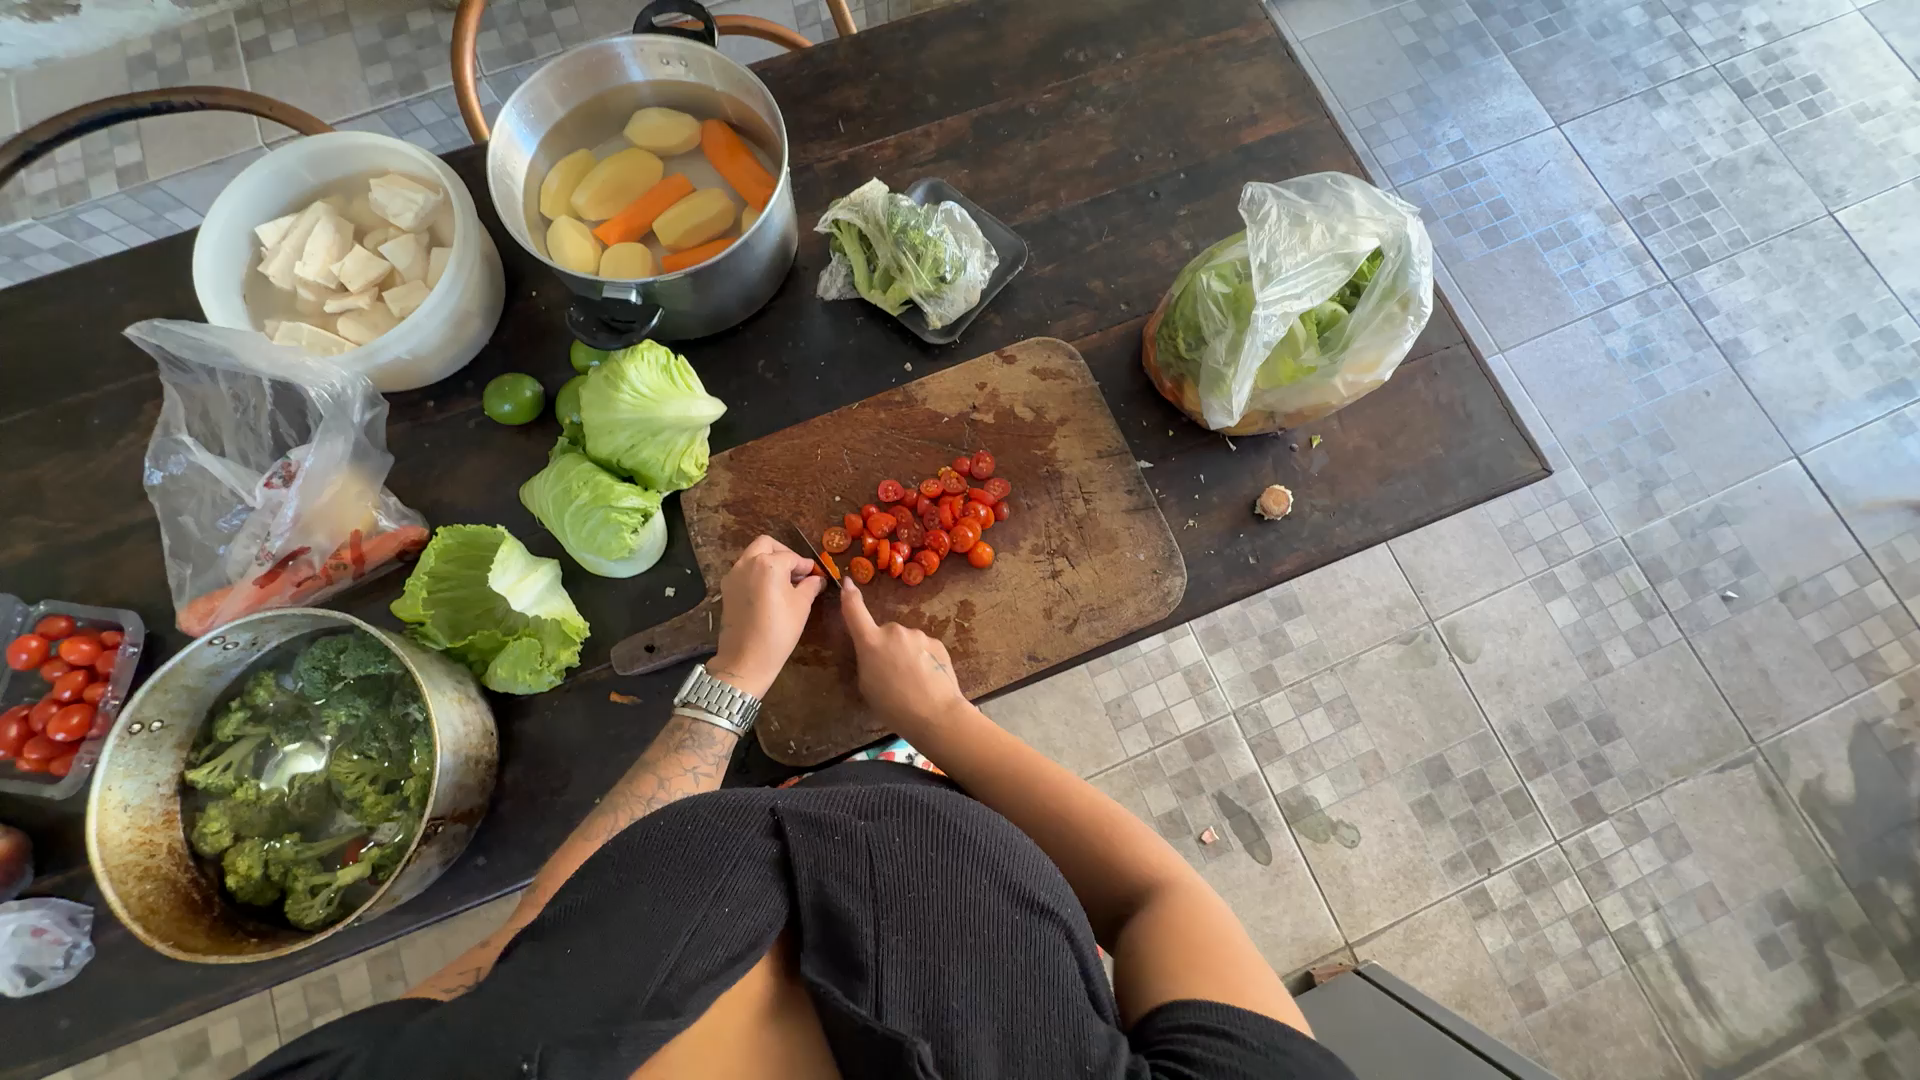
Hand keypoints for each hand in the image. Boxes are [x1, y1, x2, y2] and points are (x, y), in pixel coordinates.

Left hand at [709, 535, 825, 696]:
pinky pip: (743, 570)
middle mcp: (747, 563)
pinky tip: (769, 591)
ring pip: (752, 555)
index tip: (815, 575)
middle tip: (797, 571)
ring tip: (784, 582)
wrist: (746, 658)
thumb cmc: (779, 631)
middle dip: (783, 553)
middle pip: (766, 544)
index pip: (792, 557)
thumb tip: (816, 579)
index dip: (806, 565)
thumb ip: (810, 586)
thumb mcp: (801, 606)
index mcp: (768, 564)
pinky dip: (757, 572)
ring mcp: (733, 575)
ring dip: (768, 561)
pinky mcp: (726, 588)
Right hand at [839, 578, 967, 733]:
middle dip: (887, 648)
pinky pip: (924, 648)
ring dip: (907, 655)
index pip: (855, 612)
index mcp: (871, 642)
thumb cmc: (893, 706)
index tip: (848, 582)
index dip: (849, 596)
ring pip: (907, 642)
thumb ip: (868, 661)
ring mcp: (917, 635)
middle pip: (886, 634)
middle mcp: (894, 631)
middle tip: (893, 676)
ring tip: (913, 682)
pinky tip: (928, 679)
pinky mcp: (936, 642)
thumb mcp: (867, 685)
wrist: (934, 713)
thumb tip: (877, 653)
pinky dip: (924, 660)